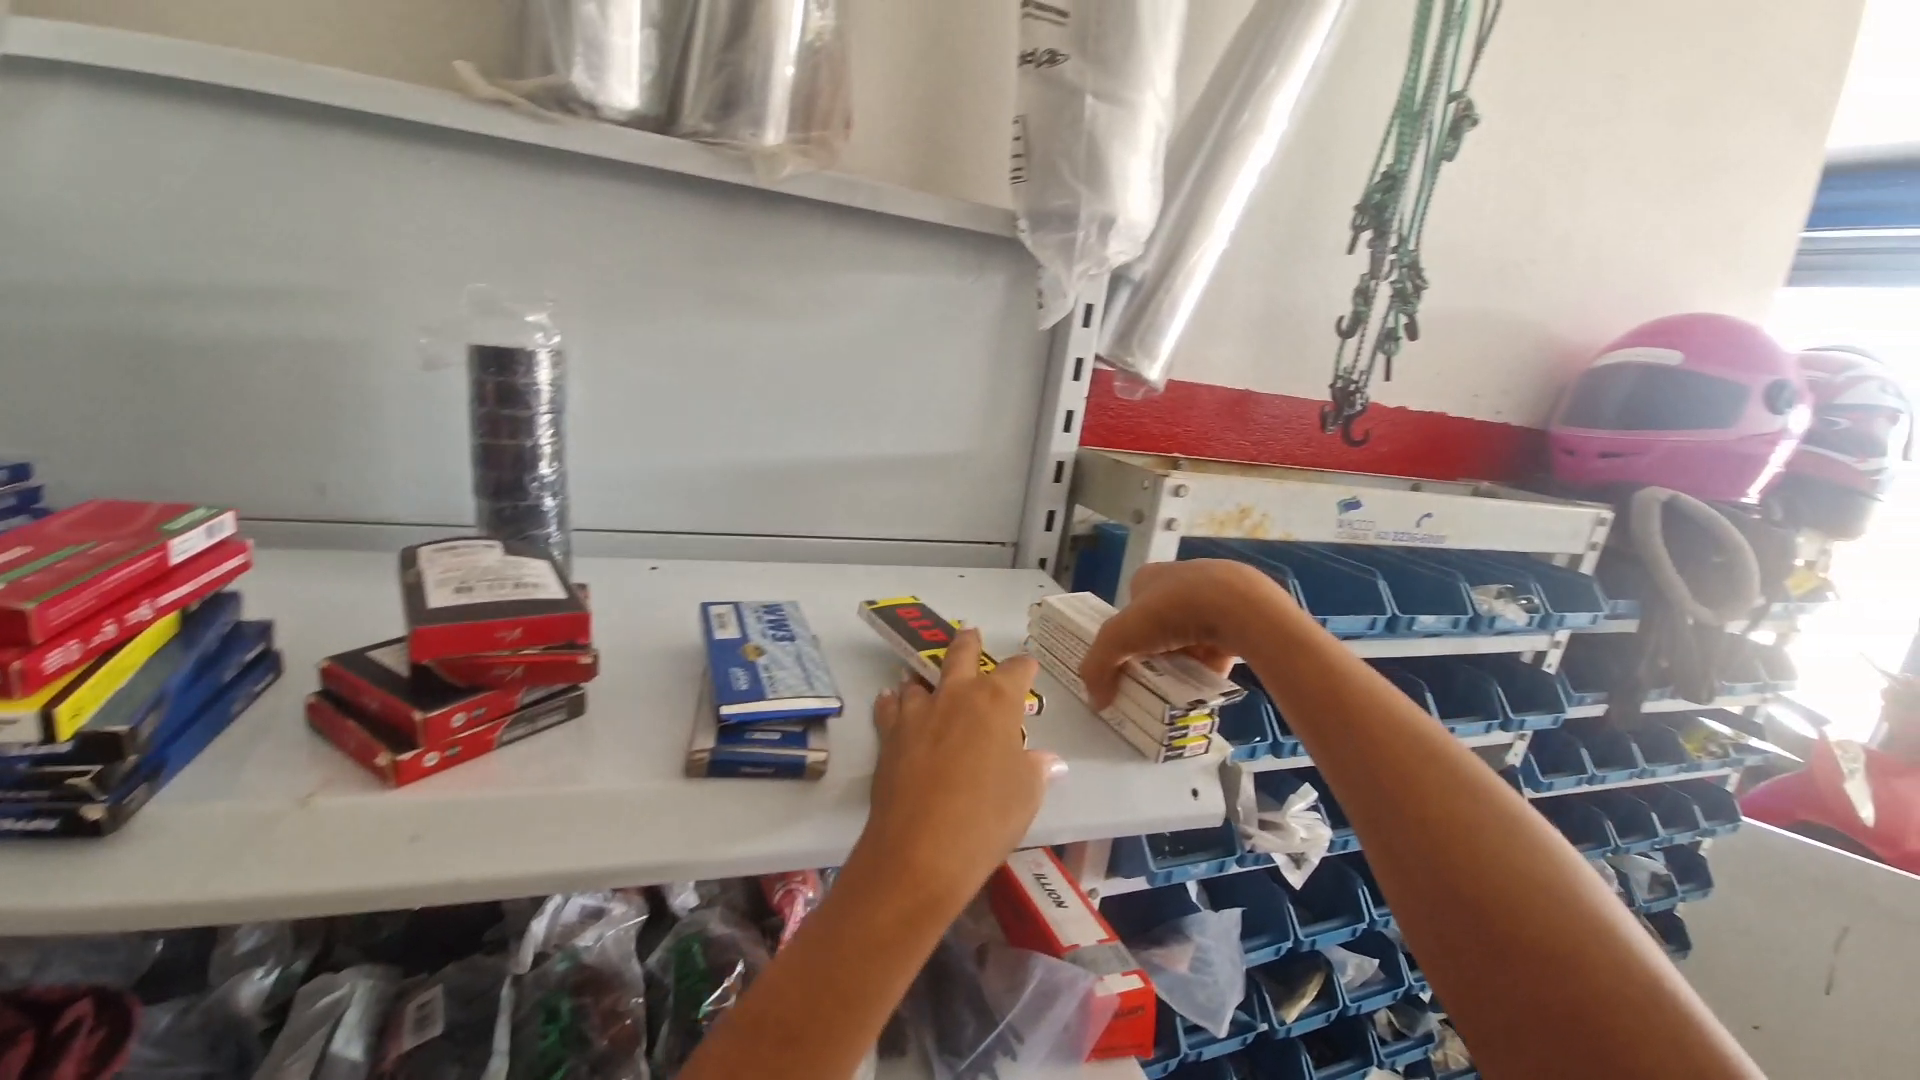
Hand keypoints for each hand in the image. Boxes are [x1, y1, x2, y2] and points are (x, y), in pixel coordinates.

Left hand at [862, 629, 1065, 895]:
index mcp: (997, 701)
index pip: (1016, 670)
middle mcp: (956, 696)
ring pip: (919, 680)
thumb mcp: (1026, 795)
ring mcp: (918, 713)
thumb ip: (1035, 770)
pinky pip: (889, 707)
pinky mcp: (889, 735)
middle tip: (970, 634)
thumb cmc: (988, 817)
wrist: (922, 848)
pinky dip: (892, 702)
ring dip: (925, 677)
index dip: (1024, 668)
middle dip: (968, 643)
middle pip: (961, 654)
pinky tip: (891, 703)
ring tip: (925, 678)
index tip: (1028, 669)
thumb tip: (1048, 761)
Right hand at [1080, 559, 1296, 708]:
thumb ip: (1099, 667)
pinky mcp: (1242, 615)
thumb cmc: (1174, 609)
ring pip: (1191, 636)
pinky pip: (1219, 646)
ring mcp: (1216, 597)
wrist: (1241, 607)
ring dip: (1183, 660)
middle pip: (1160, 624)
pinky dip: (1210, 665)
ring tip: (1177, 688)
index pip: (1130, 607)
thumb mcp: (1120, 636)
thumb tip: (1095, 701)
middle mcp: (1182, 581)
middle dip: (1155, 652)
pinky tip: (1204, 686)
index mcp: (1151, 577)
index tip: (1125, 662)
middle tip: (1150, 680)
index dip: (1125, 634)